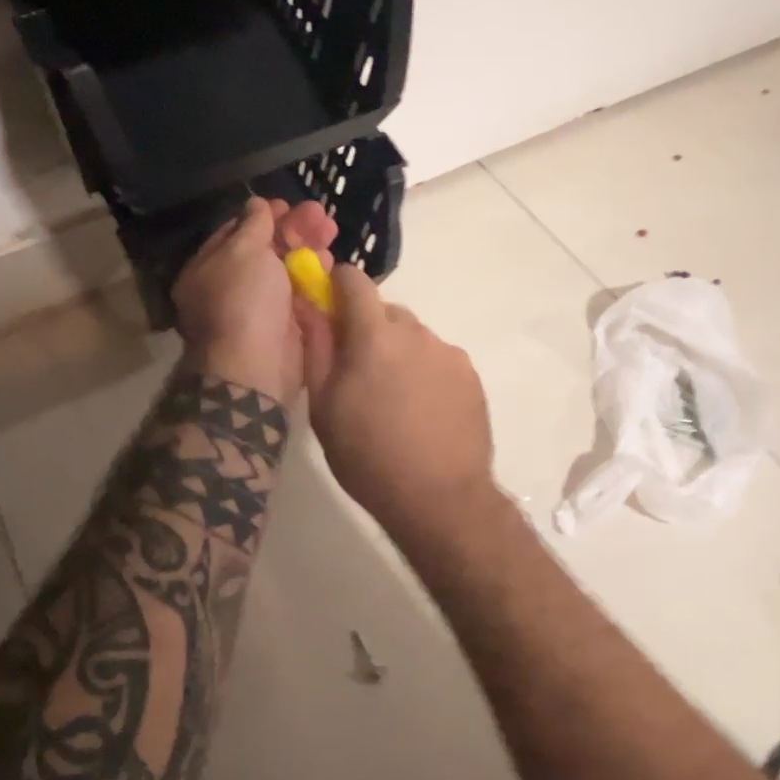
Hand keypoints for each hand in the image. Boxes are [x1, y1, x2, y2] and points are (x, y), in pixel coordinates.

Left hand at [172, 196, 336, 401]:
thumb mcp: (243, 251)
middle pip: (266, 250)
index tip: (287, 205)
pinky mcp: (285, 327)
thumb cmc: (242, 301)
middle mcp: (230, 288)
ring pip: (287, 271)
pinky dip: (316, 278)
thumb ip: (253, 225)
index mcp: (207, 270)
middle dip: (294, 230)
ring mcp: (259, 309)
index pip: (235, 233)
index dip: (263, 216)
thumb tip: (257, 205)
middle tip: (321, 215)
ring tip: (331, 233)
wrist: (256, 368)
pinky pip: (302, 296)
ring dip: (310, 250)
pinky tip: (331, 262)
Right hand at [303, 263, 495, 522]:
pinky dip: (424, 374)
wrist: (440, 498)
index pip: (354, 280)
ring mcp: (449, 353)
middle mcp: (416, 332)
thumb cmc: (367, 455)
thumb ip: (317, 349)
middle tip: (357, 373)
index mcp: (374, 335)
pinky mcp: (471, 377)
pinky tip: (420, 413)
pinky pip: (438, 360)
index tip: (327, 304)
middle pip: (385, 312)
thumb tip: (308, 307)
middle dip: (367, 330)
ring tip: (392, 402)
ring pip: (413, 338)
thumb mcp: (324, 406)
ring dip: (398, 353)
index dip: (336, 285)